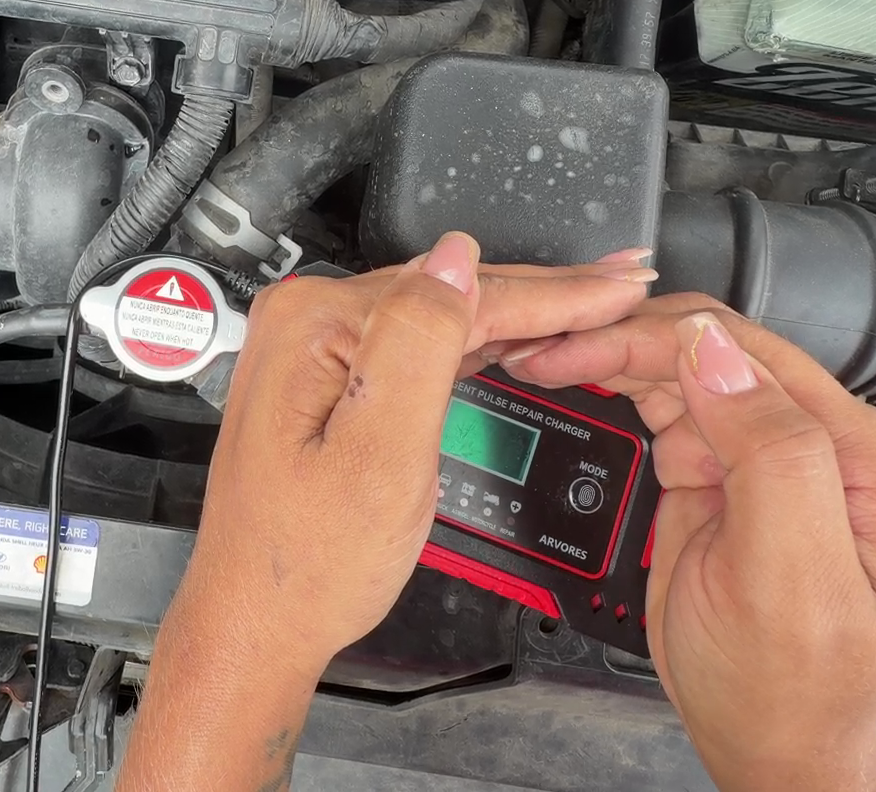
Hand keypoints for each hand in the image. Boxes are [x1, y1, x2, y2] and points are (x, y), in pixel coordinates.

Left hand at [116, 236, 657, 791]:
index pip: (455, 293)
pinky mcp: (320, 377)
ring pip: (432, 318)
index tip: (617, 286)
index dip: (550, 294)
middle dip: (537, 294)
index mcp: (315, 324)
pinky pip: (409, 346)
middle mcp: (304, 322)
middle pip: (444, 296)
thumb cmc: (308, 558)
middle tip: (615, 283)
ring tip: (580, 305)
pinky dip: (466, 343)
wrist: (257, 616)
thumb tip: (455, 260)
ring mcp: (309, 348)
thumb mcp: (379, 453)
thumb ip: (420, 344)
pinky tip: (505, 338)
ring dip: (509, 315)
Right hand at [500, 295, 875, 791]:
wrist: (762, 732)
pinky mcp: (709, 458)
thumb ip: (770, 454)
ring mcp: (756, 444)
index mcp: (857, 452)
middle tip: (541, 349)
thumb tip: (710, 350)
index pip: (740, 353)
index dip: (645, 339)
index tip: (568, 348)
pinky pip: (658, 396)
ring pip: (673, 361)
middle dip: (616, 336)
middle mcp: (811, 435)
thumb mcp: (790, 578)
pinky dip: (610, 378)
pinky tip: (574, 374)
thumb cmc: (788, 678)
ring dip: (604, 352)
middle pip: (703, 344)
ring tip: (542, 357)